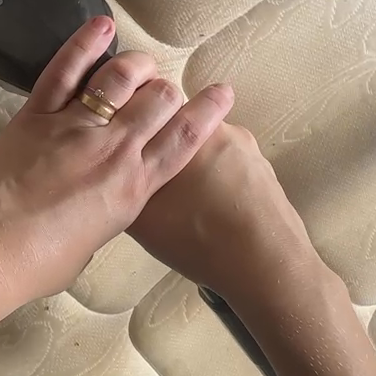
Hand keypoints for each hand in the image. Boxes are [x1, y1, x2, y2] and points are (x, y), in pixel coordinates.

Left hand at [0, 16, 233, 302]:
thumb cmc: (42, 260)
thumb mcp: (97, 236)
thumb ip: (112, 205)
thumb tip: (109, 191)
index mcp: (133, 187)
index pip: (184, 138)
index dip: (208, 110)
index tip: (222, 92)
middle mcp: (112, 150)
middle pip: (158, 100)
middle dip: (165, 89)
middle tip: (157, 90)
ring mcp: (74, 127)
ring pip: (118, 78)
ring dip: (136, 64)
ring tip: (140, 64)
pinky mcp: (36, 115)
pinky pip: (64, 71)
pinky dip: (84, 44)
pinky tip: (103, 25)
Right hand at [128, 122, 321, 304]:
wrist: (267, 268)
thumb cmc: (197, 237)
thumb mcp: (138, 216)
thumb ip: (120, 180)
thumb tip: (109, 166)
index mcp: (185, 129)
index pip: (150, 106)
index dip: (135, 126)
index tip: (126, 148)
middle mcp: (218, 127)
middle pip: (179, 126)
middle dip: (164, 148)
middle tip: (153, 184)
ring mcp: (247, 147)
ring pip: (206, 147)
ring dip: (192, 166)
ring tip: (183, 203)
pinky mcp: (264, 169)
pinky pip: (228, 165)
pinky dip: (216, 181)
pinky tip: (210, 211)